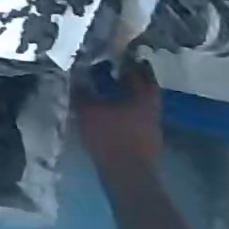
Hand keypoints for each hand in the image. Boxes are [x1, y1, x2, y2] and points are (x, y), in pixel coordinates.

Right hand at [72, 56, 162, 179]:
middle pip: (145, 85)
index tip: (113, 52)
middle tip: (116, 68)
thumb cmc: (110, 138)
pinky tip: (114, 111)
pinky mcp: (149, 139)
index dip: (125, 59)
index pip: (137, 69)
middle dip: (132, 75)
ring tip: (111, 89)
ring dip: (130, 93)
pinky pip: (140, 115)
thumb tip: (75, 74)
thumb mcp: (88, 111)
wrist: (128, 176)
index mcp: (142, 95)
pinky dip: (129, 109)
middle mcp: (152, 106)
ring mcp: (153, 124)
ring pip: (143, 101)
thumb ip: (81, 91)